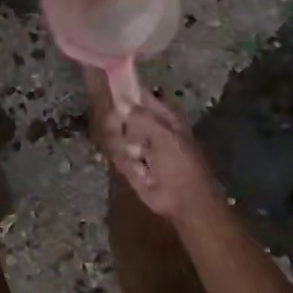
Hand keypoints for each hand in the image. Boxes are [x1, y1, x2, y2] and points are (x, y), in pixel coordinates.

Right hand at [100, 95, 224, 223]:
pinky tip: (141, 174)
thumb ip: (142, 117)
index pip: (136, 93)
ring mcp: (135, 143)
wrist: (184, 201)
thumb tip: (120, 101)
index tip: (108, 94)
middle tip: (126, 140)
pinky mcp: (127, 162)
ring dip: (124, 151)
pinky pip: (115, 156)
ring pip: (113, 136)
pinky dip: (126, 165)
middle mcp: (145, 125)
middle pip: (118, 114)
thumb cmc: (181, 165)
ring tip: (140, 164)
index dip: (122, 91)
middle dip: (117, 128)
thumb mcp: (165, 137)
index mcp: (160, 114)